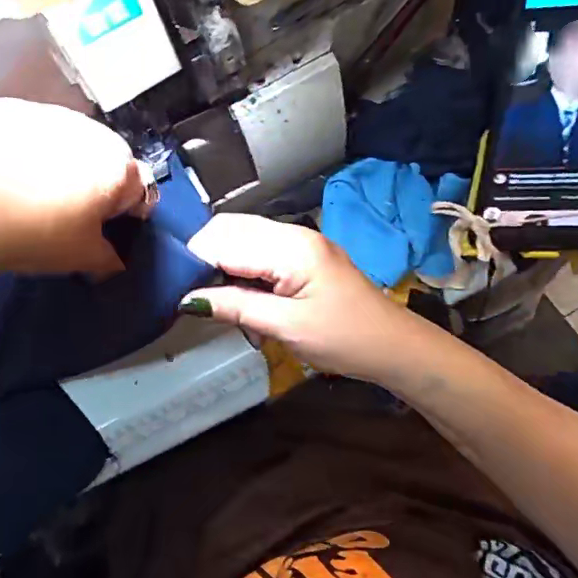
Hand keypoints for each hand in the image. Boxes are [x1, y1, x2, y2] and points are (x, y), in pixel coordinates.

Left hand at [0, 98, 145, 281]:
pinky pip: (17, 133)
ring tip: (17, 198)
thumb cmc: (32, 232)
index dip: (122, 217)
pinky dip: (12, 151)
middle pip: (99, 161)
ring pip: (58, 143)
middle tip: (58, 220)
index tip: (98, 236)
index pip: (138, 192)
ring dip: (50, 165)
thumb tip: (111, 258)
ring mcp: (39, 112)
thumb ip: (106, 257)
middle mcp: (85, 129)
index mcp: (116, 165)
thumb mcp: (79, 258)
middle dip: (87, 186)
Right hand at [179, 214, 432, 381]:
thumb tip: (187, 299)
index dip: (196, 263)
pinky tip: (246, 301)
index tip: (181, 294)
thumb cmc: (345, 338)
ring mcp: (300, 243)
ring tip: (227, 307)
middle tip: (204, 301)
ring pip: (242, 239)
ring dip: (225, 268)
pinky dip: (244, 272)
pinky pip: (260, 251)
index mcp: (290, 247)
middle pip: (229, 230)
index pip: (223, 239)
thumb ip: (235, 307)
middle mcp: (292, 234)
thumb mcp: (286, 327)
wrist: (396, 347)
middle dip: (207, 261)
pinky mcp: (303, 256)